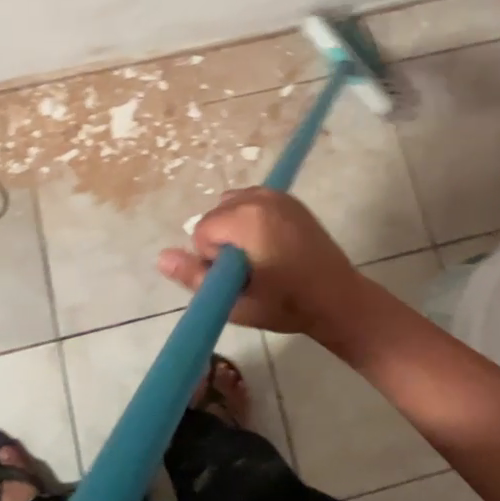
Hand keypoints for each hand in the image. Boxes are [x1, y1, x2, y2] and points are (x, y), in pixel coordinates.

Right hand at [156, 187, 366, 334]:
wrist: (338, 299)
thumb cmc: (287, 305)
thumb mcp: (237, 302)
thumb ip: (196, 278)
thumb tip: (161, 257)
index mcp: (247, 220)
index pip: (202, 231)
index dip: (213, 259)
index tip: (238, 279)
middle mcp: (259, 197)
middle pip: (216, 215)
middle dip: (223, 242)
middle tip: (250, 272)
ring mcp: (277, 195)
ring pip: (231, 205)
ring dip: (235, 229)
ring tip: (260, 258)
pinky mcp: (289, 198)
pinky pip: (251, 200)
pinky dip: (251, 218)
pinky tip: (270, 244)